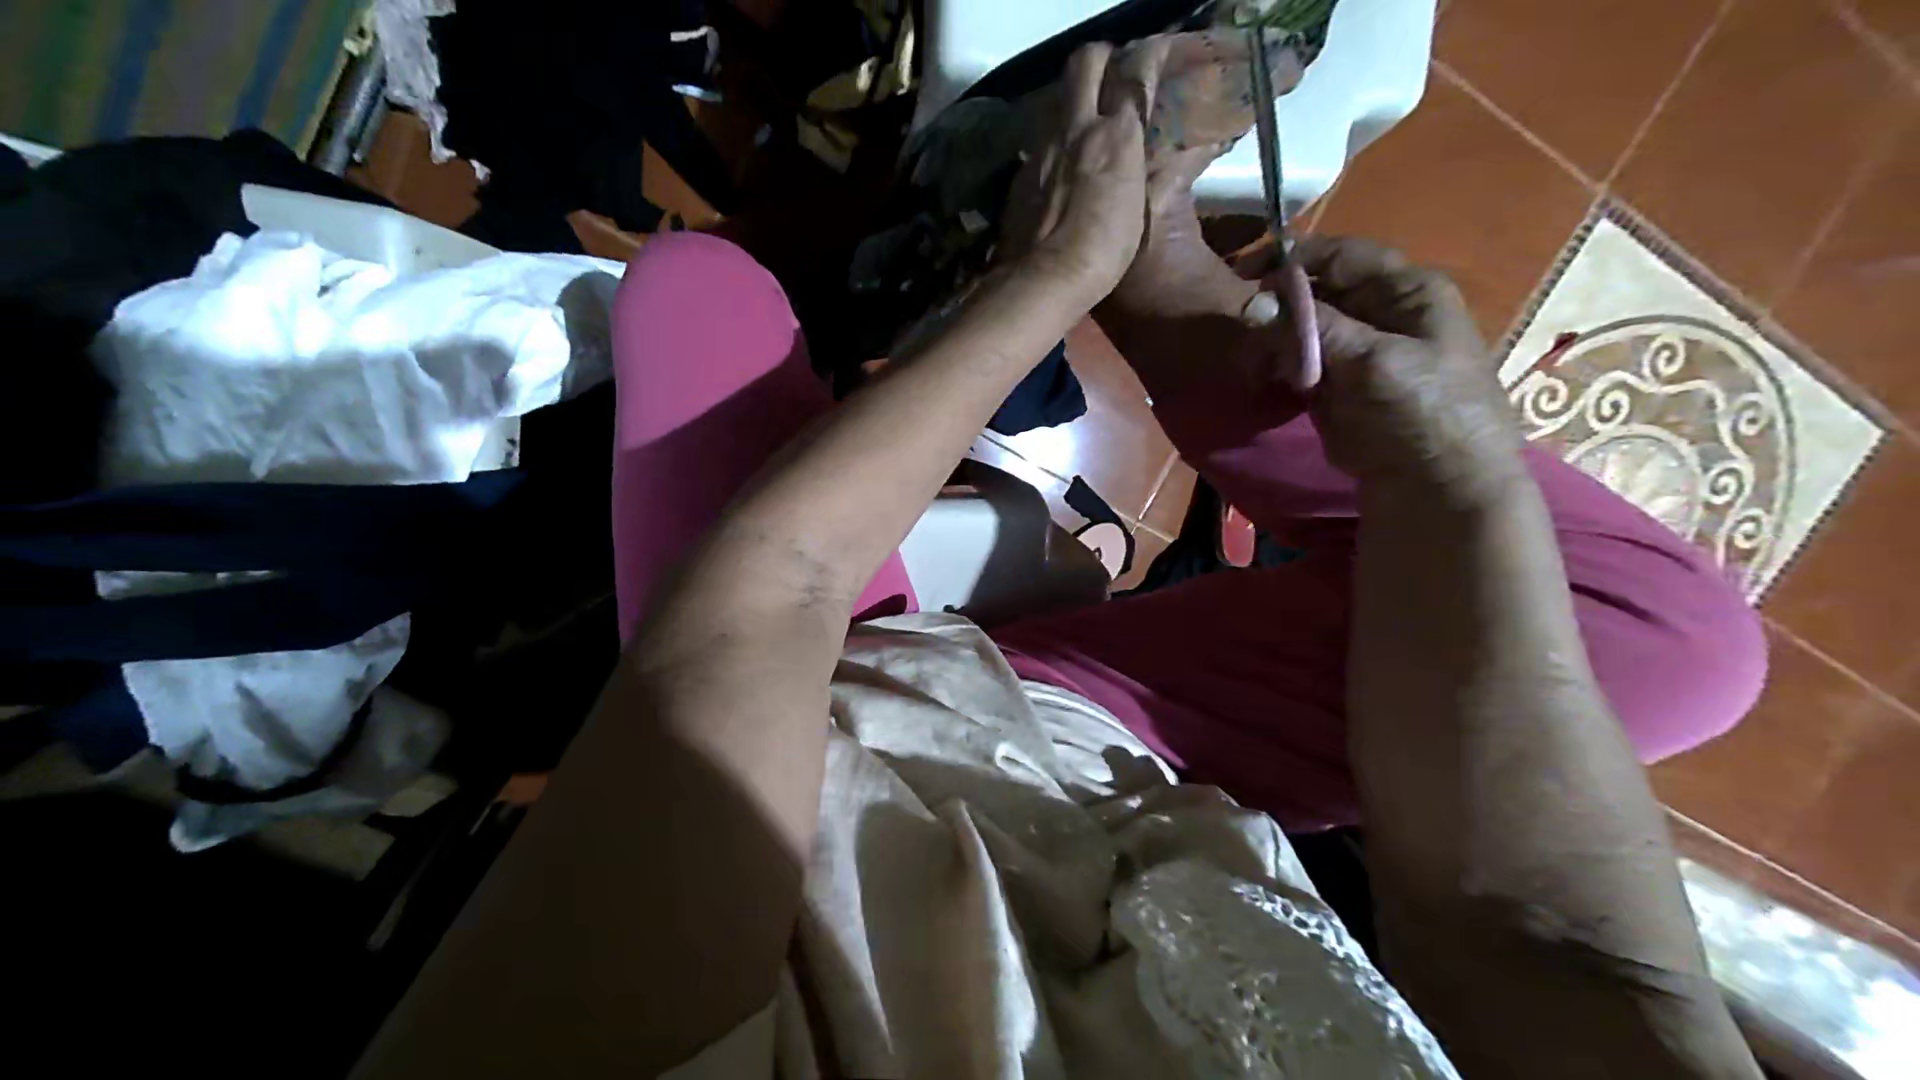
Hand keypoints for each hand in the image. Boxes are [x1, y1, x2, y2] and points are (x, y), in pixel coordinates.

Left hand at [1001, 41, 1164, 302]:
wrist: (1046, 278)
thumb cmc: (1104, 252)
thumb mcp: (1138, 206)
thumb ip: (1129, 165)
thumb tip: (1128, 153)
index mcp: (1117, 135)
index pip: (1134, 74)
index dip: (1143, 65)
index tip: (1146, 72)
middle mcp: (1076, 129)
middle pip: (1085, 63)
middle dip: (1099, 63)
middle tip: (1107, 81)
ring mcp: (1042, 150)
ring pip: (1055, 101)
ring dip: (1069, 106)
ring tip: (1080, 129)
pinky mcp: (1019, 175)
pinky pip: (1037, 144)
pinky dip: (1050, 147)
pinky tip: (1055, 170)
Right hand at [1249, 236, 1527, 498]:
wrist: (1432, 481)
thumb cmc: (1420, 409)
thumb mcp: (1373, 359)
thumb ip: (1314, 328)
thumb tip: (1252, 303)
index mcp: (1406, 290)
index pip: (1341, 255)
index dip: (1294, 258)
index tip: (1243, 269)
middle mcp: (1380, 312)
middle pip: (1319, 290)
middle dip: (1280, 301)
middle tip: (1241, 317)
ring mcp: (1355, 350)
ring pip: (1304, 328)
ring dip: (1275, 336)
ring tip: (1249, 351)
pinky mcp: (1335, 385)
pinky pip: (1298, 362)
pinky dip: (1278, 363)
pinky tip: (1259, 370)